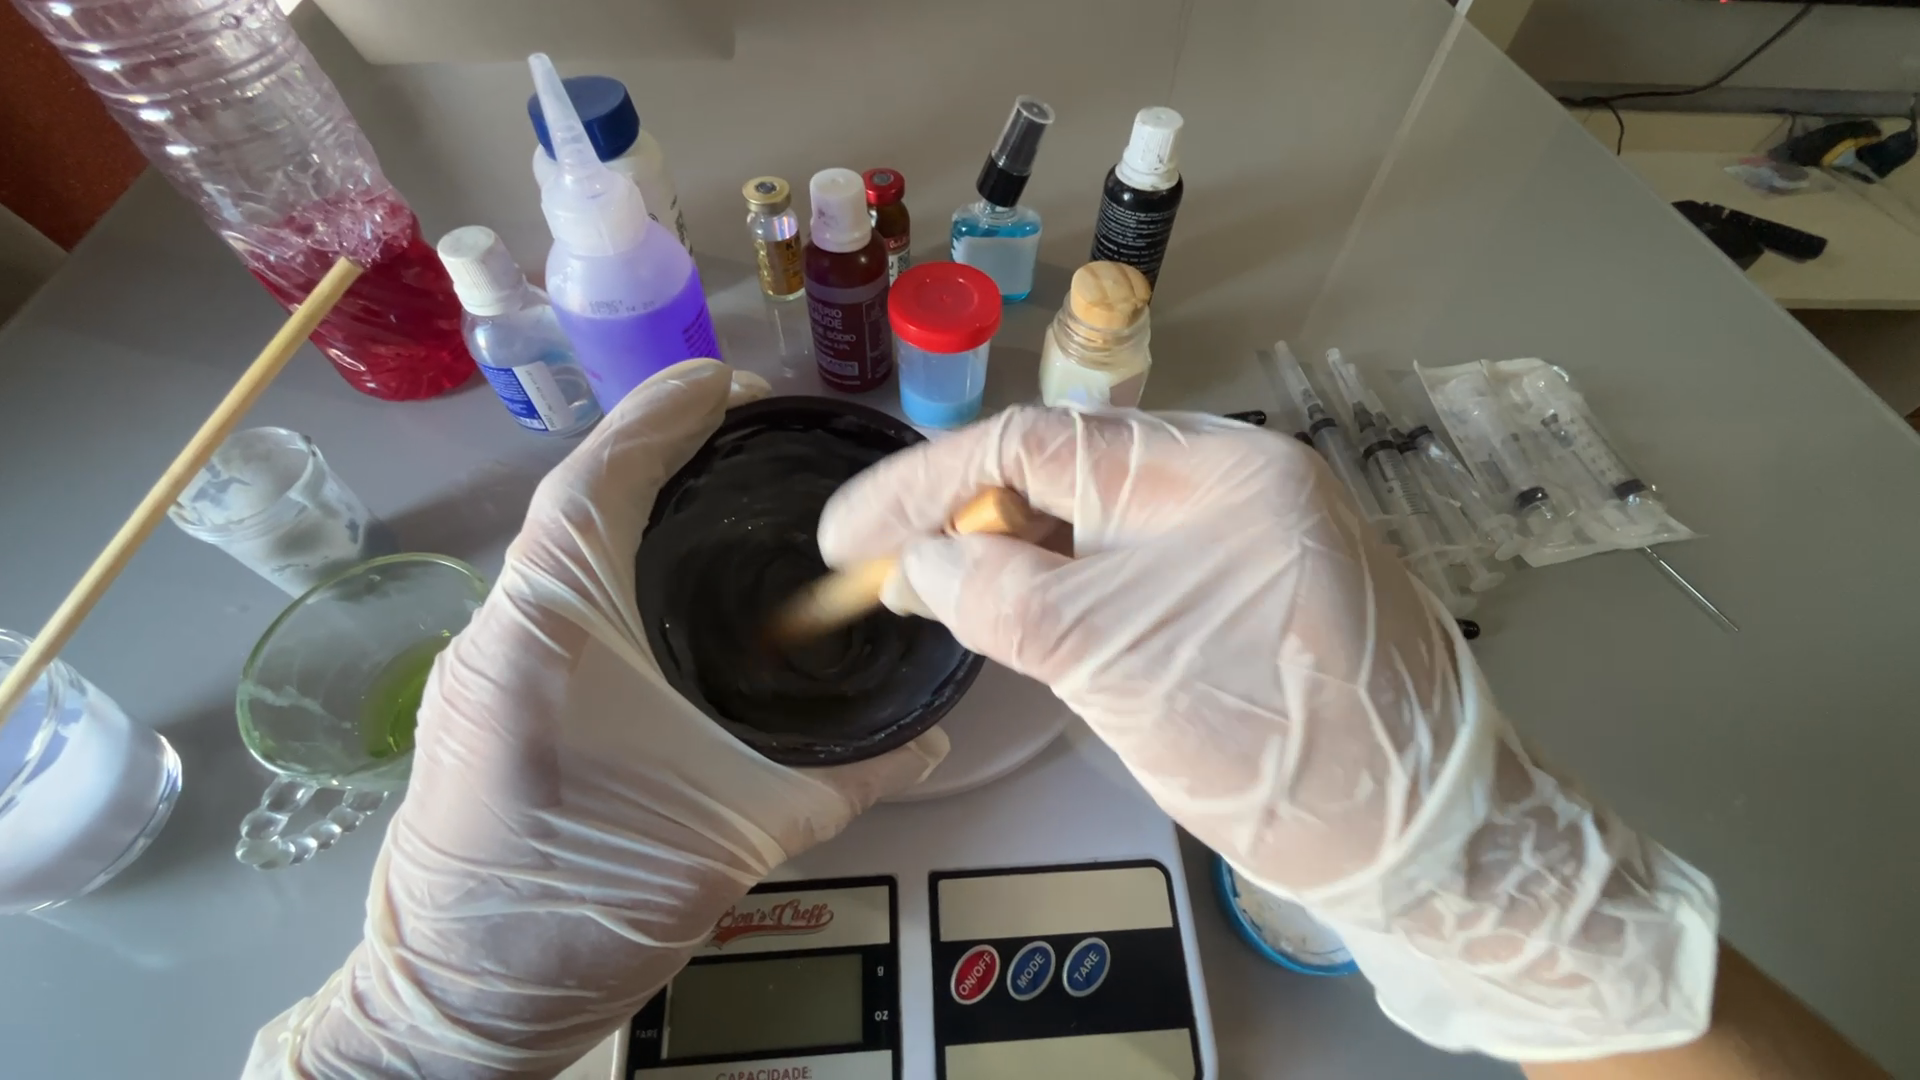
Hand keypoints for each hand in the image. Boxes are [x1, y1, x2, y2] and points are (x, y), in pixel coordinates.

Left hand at [246, 361, 947, 1078]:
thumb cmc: (588, 908)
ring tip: (731, 477)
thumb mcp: (741, 836)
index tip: (730, 381)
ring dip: (645, 494)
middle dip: (665, 443)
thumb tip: (934, 740)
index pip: (596, 485)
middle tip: (756, 426)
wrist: (462, 1008)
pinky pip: (570, 589)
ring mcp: (496, 656)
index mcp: (555, 634)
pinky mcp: (500, 687)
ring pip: (574, 543)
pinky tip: (686, 566)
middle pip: (586, 499)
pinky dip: (626, 551)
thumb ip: (849, 778)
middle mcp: (514, 626)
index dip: (660, 416)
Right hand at [819, 405, 1717, 1062]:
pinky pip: (1117, 566)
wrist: (1421, 844)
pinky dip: (1053, 587)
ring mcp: (1229, 528)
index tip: (847, 533)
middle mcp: (1222, 478)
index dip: (924, 484)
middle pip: (1055, 476)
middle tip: (885, 568)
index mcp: (1207, 471)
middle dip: (960, 520)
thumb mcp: (1115, 665)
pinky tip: (1011, 611)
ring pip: (1082, 524)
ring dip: (1003, 557)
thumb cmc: (1274, 747)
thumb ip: (1002, 599)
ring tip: (933, 591)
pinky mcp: (1228, 582)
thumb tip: (916, 562)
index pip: (1033, 446)